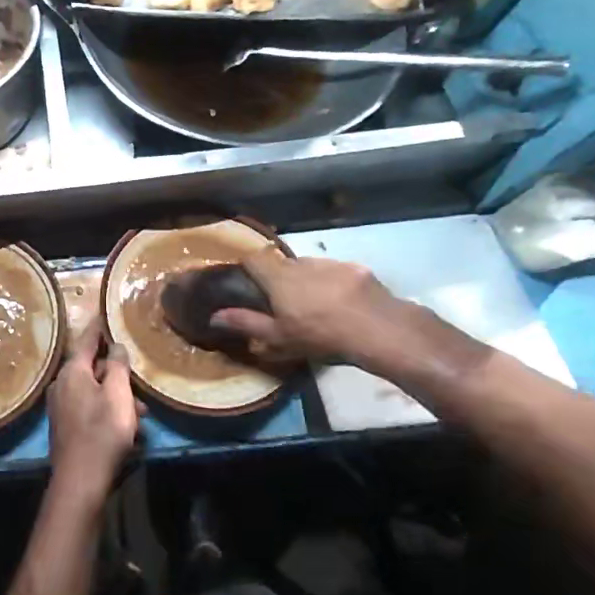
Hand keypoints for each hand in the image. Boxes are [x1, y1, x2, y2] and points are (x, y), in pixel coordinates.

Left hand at [46, 319, 140, 505]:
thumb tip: (115, 345)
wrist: (80, 479)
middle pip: (91, 368)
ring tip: (140, 416)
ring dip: (116, 397)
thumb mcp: (118, 395)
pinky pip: (89, 408)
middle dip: (116, 374)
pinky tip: (126, 429)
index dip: (98, 327)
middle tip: (138, 383)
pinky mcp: (65, 426)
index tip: (104, 314)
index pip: (86, 340)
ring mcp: (60, 406)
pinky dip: (107, 411)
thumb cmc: (103, 431)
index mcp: (71, 372)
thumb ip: (118, 366)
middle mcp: (61, 384)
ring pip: (93, 391)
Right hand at [210, 252, 480, 381]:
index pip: (254, 258)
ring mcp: (332, 264)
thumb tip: (214, 316)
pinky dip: (332, 283)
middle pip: (283, 263)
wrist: (381, 330)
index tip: (246, 281)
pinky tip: (341, 304)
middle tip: (282, 301)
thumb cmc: (322, 335)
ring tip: (314, 303)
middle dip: (279, 277)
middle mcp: (303, 263)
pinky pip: (336, 272)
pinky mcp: (358, 269)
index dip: (247, 266)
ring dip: (307, 280)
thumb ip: (246, 323)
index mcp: (279, 278)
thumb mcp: (280, 337)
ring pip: (310, 267)